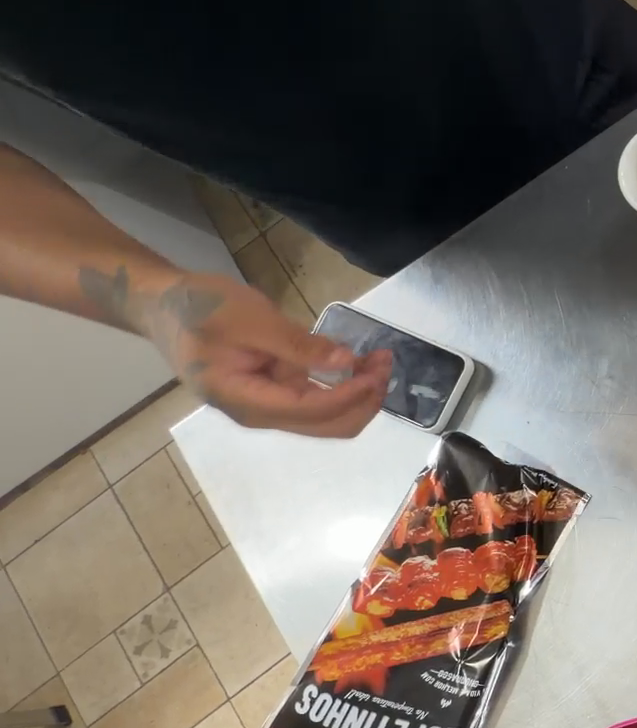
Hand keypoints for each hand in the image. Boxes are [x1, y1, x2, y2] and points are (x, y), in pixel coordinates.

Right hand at [128, 269, 391, 436]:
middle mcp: (261, 414)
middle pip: (332, 424)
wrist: (161, 303)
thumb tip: (345, 361)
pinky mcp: (280, 396)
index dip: (353, 394)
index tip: (377, 370)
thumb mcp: (247, 318)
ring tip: (379, 361)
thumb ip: (298, 345)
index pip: (314, 410)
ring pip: (334, 417)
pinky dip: (349, 387)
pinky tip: (362, 363)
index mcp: (245, 401)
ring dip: (363, 394)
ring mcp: (272, 408)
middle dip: (366, 399)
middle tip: (384, 365)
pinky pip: (325, 401)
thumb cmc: (196, 306)